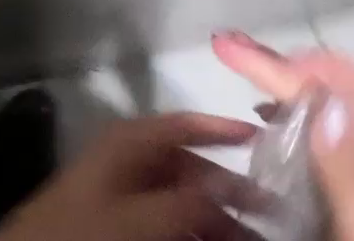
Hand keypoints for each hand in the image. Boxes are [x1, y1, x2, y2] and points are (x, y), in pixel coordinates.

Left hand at [0, 112, 259, 240]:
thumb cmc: (80, 231)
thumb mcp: (138, 217)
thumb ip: (187, 201)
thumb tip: (231, 190)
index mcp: (130, 143)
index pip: (186, 124)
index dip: (225, 129)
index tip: (267, 141)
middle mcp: (129, 161)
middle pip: (191, 171)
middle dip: (229, 195)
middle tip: (273, 219)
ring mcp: (121, 196)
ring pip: (181, 203)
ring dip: (215, 222)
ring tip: (251, 240)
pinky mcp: (117, 226)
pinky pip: (163, 224)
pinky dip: (191, 234)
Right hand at [212, 32, 353, 240]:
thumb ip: (348, 178)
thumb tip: (323, 103)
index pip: (346, 87)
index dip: (296, 64)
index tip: (243, 56)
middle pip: (337, 88)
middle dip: (282, 60)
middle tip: (229, 47)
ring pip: (329, 107)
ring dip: (284, 80)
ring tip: (240, 74)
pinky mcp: (351, 201)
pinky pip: (320, 135)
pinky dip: (288, 113)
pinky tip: (264, 128)